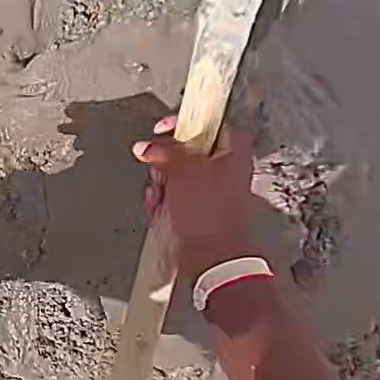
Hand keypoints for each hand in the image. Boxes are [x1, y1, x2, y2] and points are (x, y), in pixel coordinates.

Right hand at [134, 114, 289, 277]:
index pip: (208, 123)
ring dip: (161, 182)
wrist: (211, 257)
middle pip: (185, 149)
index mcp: (232, 152)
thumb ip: (163, 150)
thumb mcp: (182, 169)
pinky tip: (160, 207)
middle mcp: (224, 169)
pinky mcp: (197, 209)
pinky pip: (172, 195)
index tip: (165, 127)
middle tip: (160, 166)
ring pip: (175, 173)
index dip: (186, 122)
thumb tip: (147, 145)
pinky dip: (162, 200)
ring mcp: (209, 190)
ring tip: (162, 194)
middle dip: (165, 159)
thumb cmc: (209, 213)